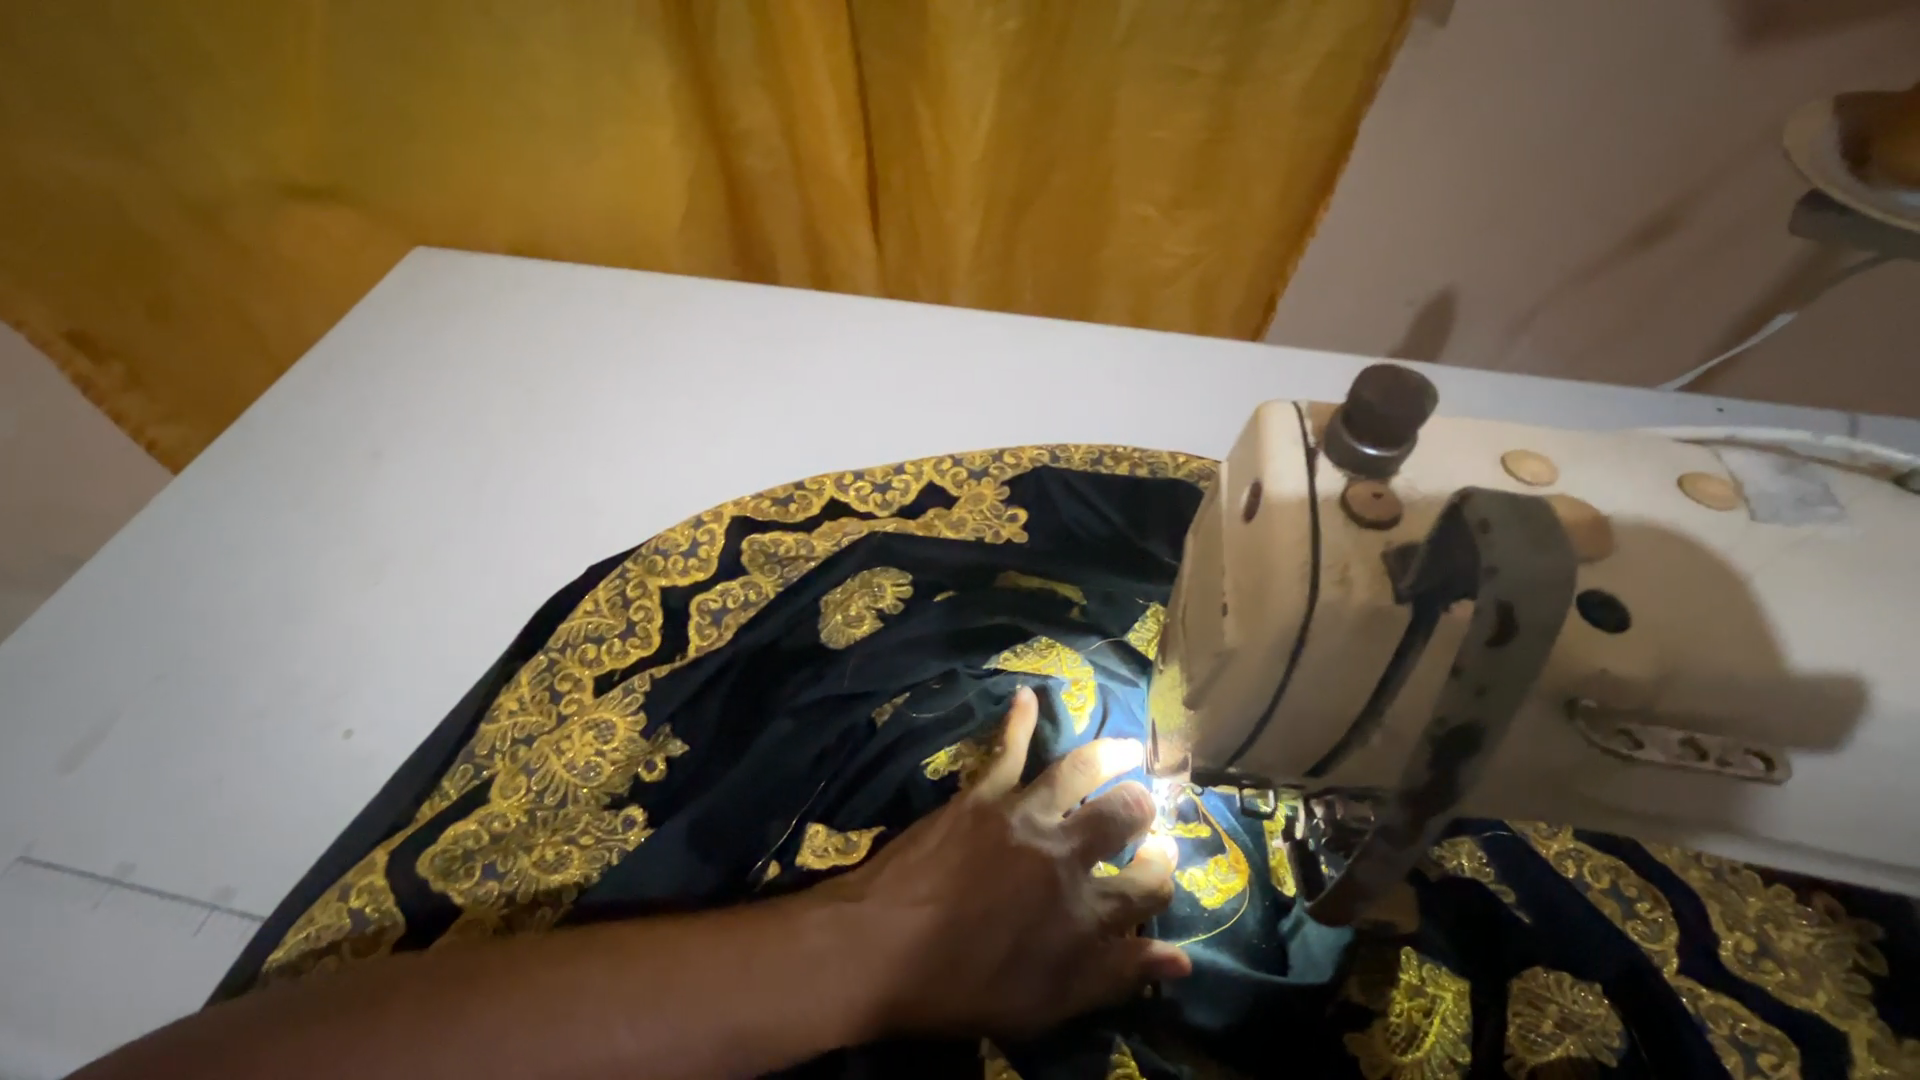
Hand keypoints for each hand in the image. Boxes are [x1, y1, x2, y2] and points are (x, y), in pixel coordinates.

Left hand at [823, 685, 1191, 1039]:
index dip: (1163, 874)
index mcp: (1084, 912)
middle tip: (1146, 802)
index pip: (1149, 886)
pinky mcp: (980, 796)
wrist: (881, 949)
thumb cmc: (963, 988)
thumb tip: (1181, 960)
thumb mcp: (1048, 1004)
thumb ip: (1116, 978)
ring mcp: (1021, 818)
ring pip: (1078, 772)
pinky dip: (1019, 721)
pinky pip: (1006, 750)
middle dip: (1143, 807)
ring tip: (1128, 745)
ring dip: (1109, 754)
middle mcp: (1064, 855)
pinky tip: (1027, 697)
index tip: (1163, 863)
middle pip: (1122, 816)